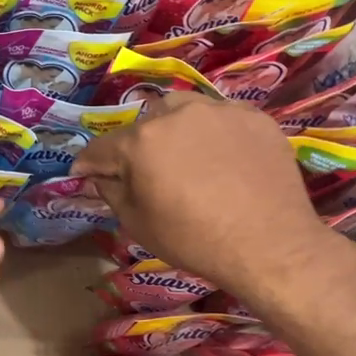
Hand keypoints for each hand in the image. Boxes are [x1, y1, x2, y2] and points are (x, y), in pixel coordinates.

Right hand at [72, 90, 337, 296]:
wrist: (268, 245)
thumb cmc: (192, 239)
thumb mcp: (136, 223)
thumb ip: (112, 191)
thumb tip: (102, 176)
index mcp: (141, 141)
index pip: (100, 147)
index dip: (89, 164)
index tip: (87, 175)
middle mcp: (177, 114)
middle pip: (144, 122)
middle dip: (137, 144)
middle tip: (146, 171)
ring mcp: (220, 111)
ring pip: (184, 110)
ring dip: (175, 129)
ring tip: (185, 157)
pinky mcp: (255, 118)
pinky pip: (221, 118)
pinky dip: (214, 134)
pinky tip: (222, 160)